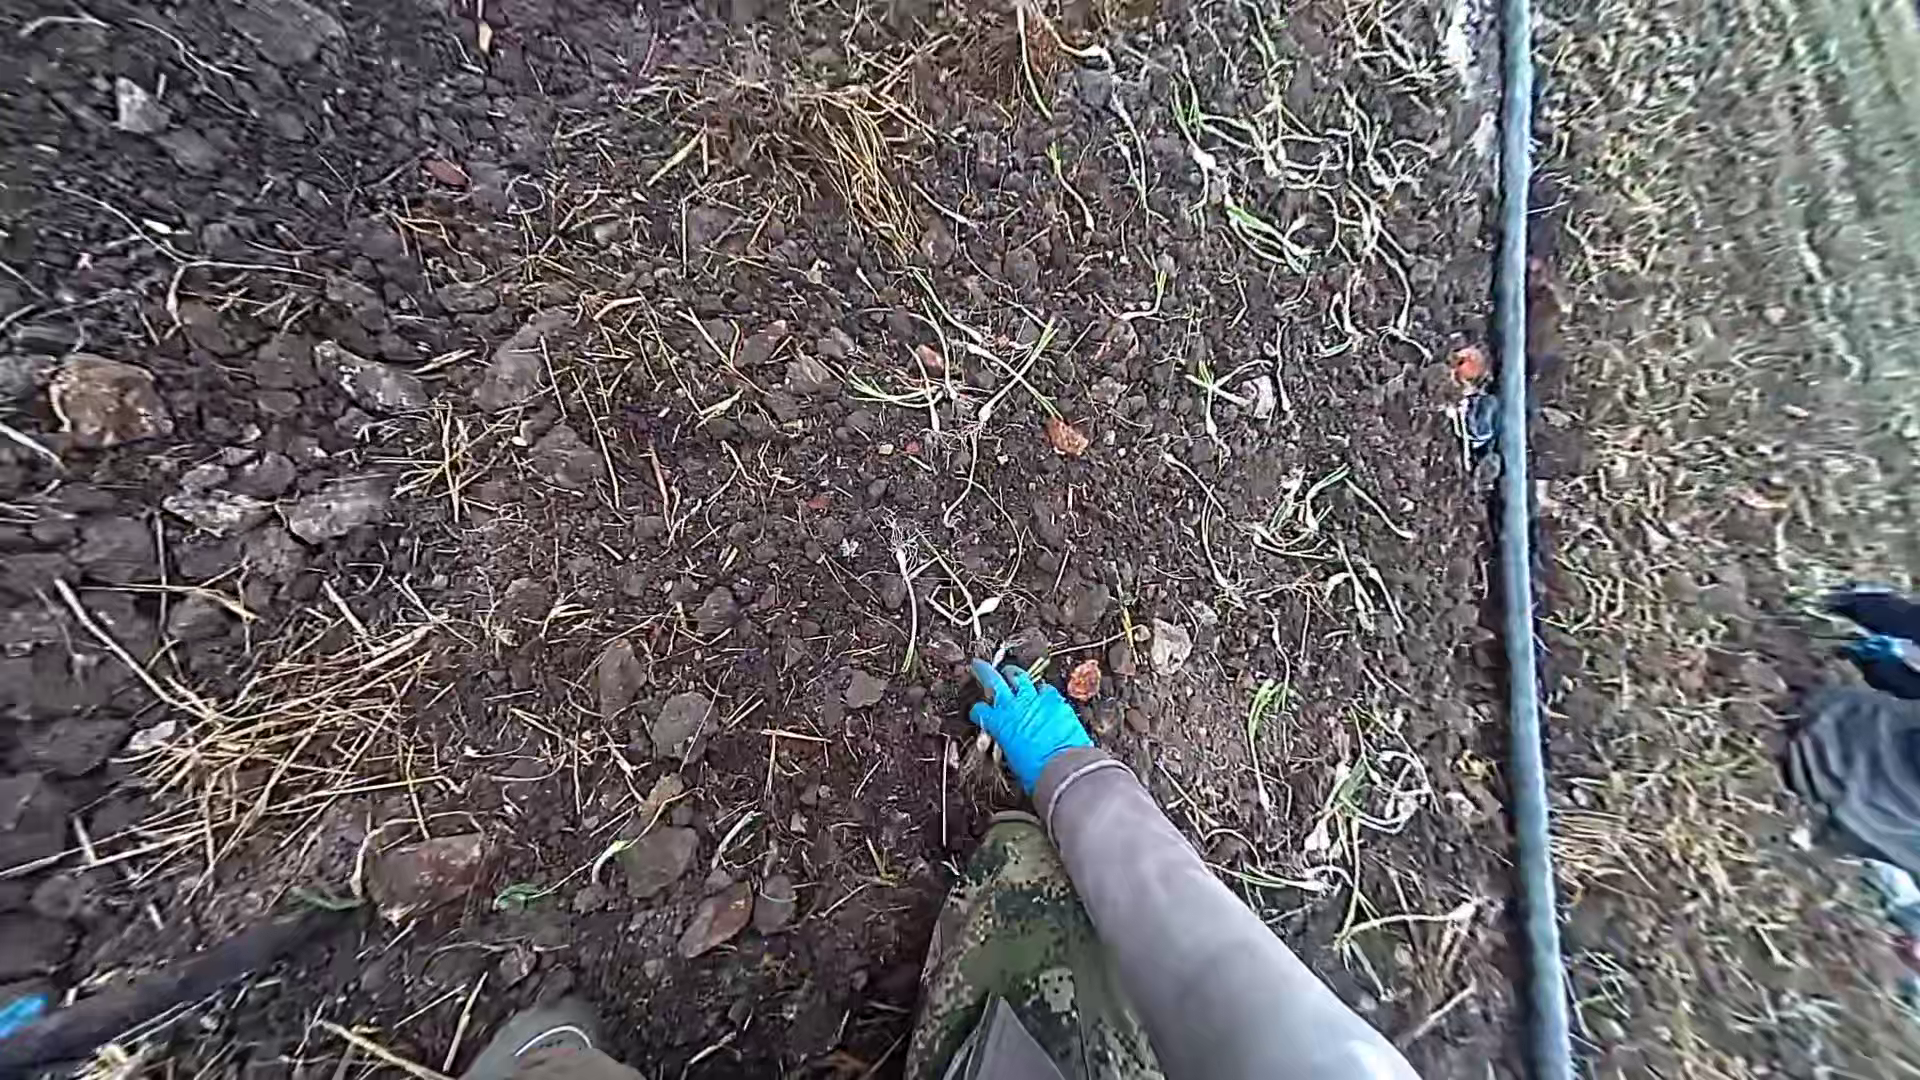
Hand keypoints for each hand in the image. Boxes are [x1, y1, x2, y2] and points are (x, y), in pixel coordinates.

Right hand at [968, 660, 1091, 793]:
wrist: (1064, 768)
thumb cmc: (1037, 772)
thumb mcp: (1012, 761)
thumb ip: (1008, 746)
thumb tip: (1010, 746)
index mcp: (999, 723)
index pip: (980, 711)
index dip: (978, 711)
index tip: (979, 711)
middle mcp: (1013, 706)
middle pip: (993, 680)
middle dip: (983, 671)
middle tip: (979, 666)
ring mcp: (1034, 699)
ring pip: (1019, 677)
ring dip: (1014, 675)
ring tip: (1011, 672)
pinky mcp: (1054, 699)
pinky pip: (1045, 688)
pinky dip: (1042, 690)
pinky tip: (1042, 692)